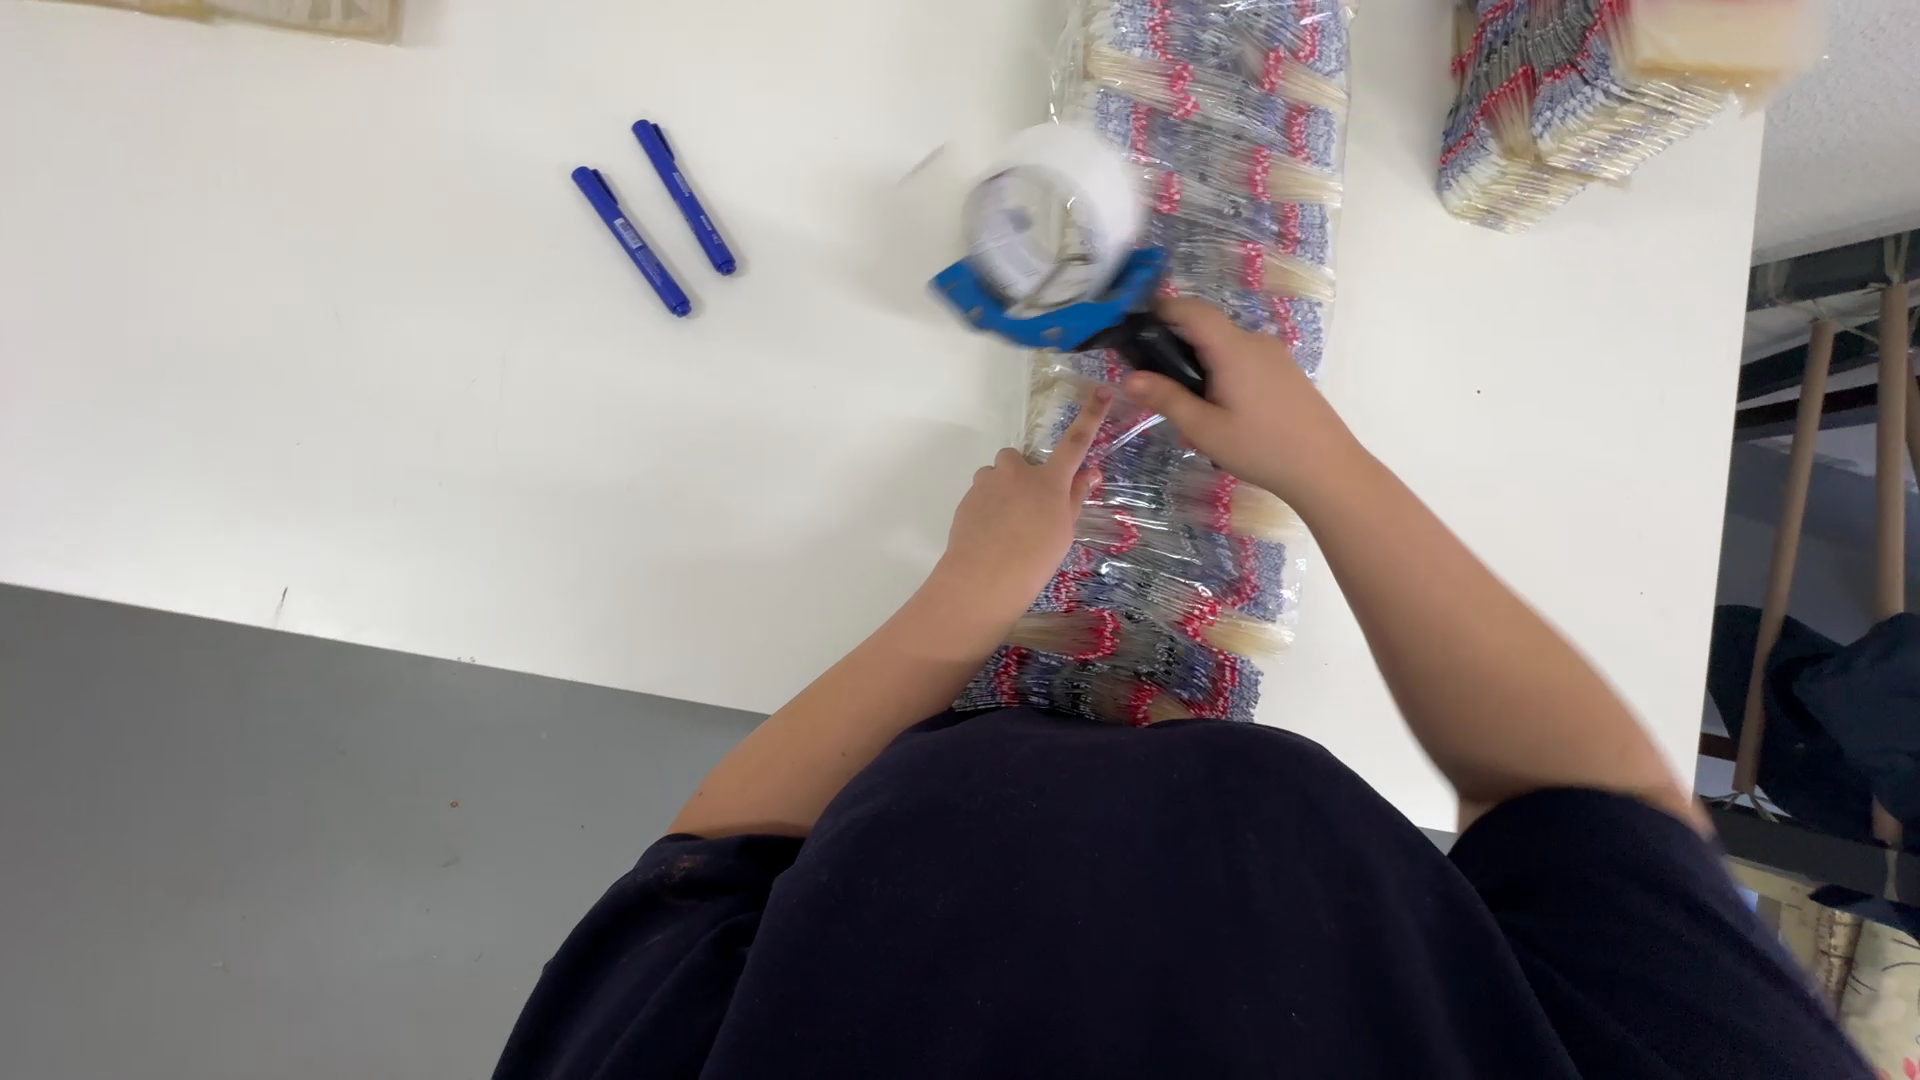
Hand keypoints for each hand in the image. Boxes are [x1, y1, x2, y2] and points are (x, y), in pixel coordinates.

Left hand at [936, 386, 1113, 612]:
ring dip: (1001, 491)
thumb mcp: (1064, 530)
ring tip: (1006, 526)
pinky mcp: (967, 497)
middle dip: (1021, 476)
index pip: (1076, 443)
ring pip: (996, 476)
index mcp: (1049, 481)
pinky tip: (990, 535)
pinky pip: (981, 494)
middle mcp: (1017, 473)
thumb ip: (1074, 498)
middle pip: (1018, 459)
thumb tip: (1089, 472)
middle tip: (1028, 509)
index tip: (1101, 391)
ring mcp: (988, 483)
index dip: (1090, 417)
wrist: (984, 578)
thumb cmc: (1034, 559)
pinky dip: (987, 507)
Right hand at [1121, 297, 1360, 506]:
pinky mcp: (1284, 371)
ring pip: (1224, 348)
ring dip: (1199, 366)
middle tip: (1154, 385)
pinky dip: (1221, 374)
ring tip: (1189, 410)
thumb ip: (1166, 399)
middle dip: (1175, 347)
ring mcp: (1274, 356)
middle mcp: (1254, 342)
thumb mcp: (1205, 429)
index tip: (1134, 326)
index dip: (1161, 309)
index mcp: (1233, 349)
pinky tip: (1219, 412)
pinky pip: (1242, 361)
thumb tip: (1129, 378)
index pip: (1191, 310)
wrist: (1326, 467)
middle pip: (1206, 329)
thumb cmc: (1261, 448)